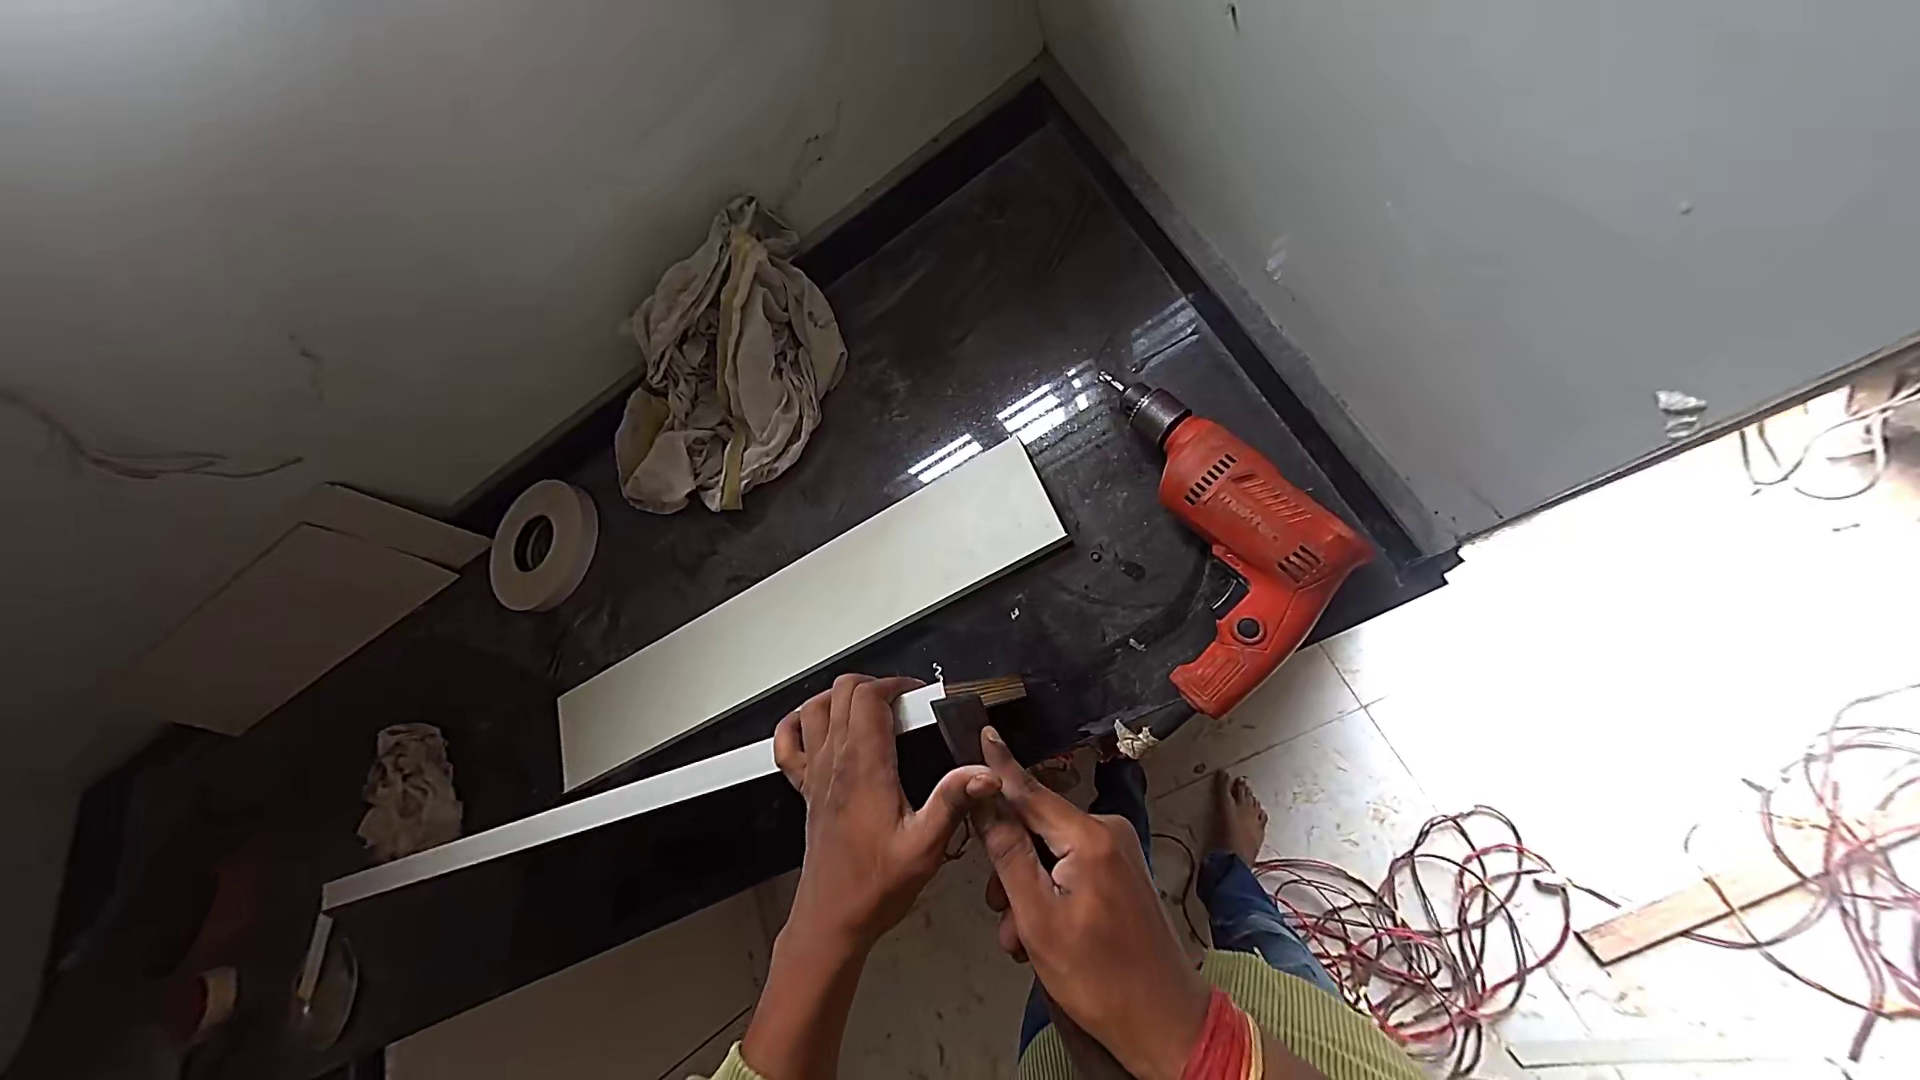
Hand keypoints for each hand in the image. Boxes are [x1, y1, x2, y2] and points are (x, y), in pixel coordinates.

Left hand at [772, 673, 996, 950]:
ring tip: (870, 704)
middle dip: (875, 683)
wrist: (831, 920)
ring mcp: (816, 772)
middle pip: (843, 691)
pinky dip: (797, 722)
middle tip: (903, 699)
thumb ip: (953, 802)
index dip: (896, 683)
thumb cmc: (874, 887)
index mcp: (864, 766)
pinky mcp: (806, 788)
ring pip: (815, 706)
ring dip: (840, 695)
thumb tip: (983, 772)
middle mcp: (835, 761)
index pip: (870, 697)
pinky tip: (816, 723)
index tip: (919, 693)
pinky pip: (787, 742)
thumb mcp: (925, 846)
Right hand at [974, 727, 1211, 1079]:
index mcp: (1089, 838)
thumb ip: (1007, 852)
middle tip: (1003, 909)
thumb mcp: (1037, 916)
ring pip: (1051, 848)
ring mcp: (1119, 848)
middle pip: (1037, 824)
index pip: (1031, 791)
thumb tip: (986, 804)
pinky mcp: (1122, 866)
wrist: (1165, 1023)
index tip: (985, 733)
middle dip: (1011, 862)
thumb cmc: (1102, 980)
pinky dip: (1052, 887)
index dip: (1001, 765)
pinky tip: (1046, 928)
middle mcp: (1108, 831)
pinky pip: (1071, 861)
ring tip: (1025, 933)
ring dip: (1029, 884)